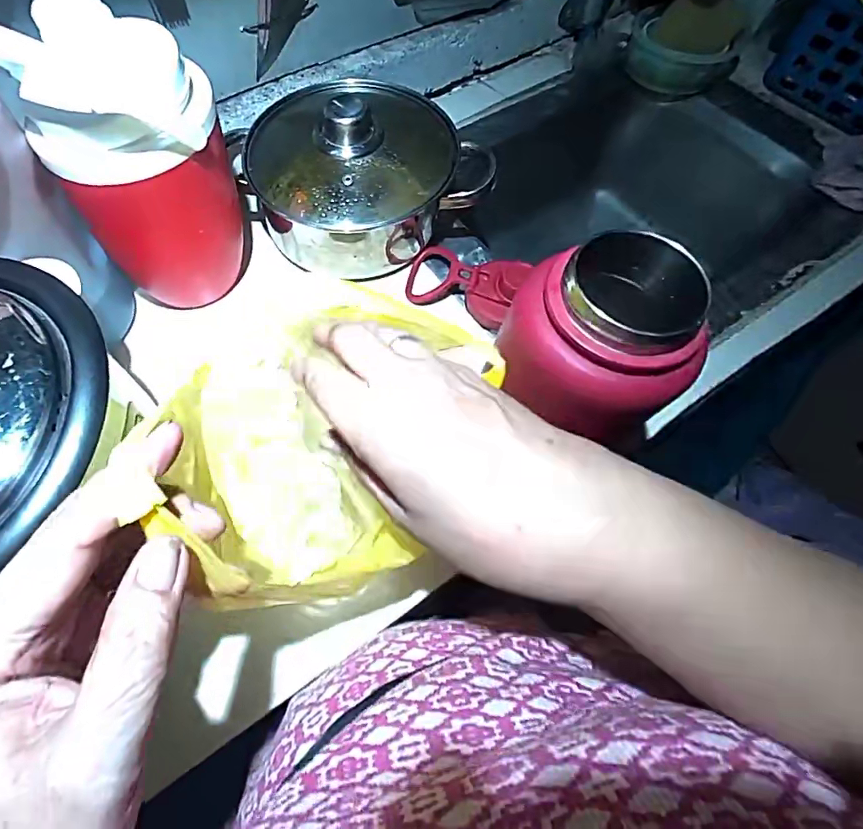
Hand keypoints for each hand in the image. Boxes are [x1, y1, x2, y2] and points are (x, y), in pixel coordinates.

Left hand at [0, 423, 223, 828]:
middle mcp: (12, 626)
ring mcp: (50, 632)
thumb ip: (136, 646)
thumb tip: (172, 549)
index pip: (57, 547)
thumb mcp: (96, 748)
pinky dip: (164, 561)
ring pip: (108, 553)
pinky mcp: (84, 641)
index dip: (115, 489)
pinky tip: (192, 554)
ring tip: (207, 524)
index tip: (163, 446)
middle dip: (142, 502)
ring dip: (159, 529)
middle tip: (198, 483)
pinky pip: (126, 582)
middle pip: (81, 539)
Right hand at [293, 321, 659, 607]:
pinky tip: (407, 356)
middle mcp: (405, 382)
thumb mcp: (411, 517)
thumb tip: (347, 439)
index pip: (325, 379)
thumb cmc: (481, 530)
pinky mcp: (476, 373)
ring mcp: (445, 371)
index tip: (292, 368)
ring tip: (353, 337)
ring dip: (366, 331)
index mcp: (377, 422)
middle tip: (316, 339)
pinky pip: (425, 346)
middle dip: (329, 334)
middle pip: (355, 337)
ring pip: (392, 333)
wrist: (569, 506)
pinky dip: (403, 343)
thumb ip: (371, 470)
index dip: (304, 371)